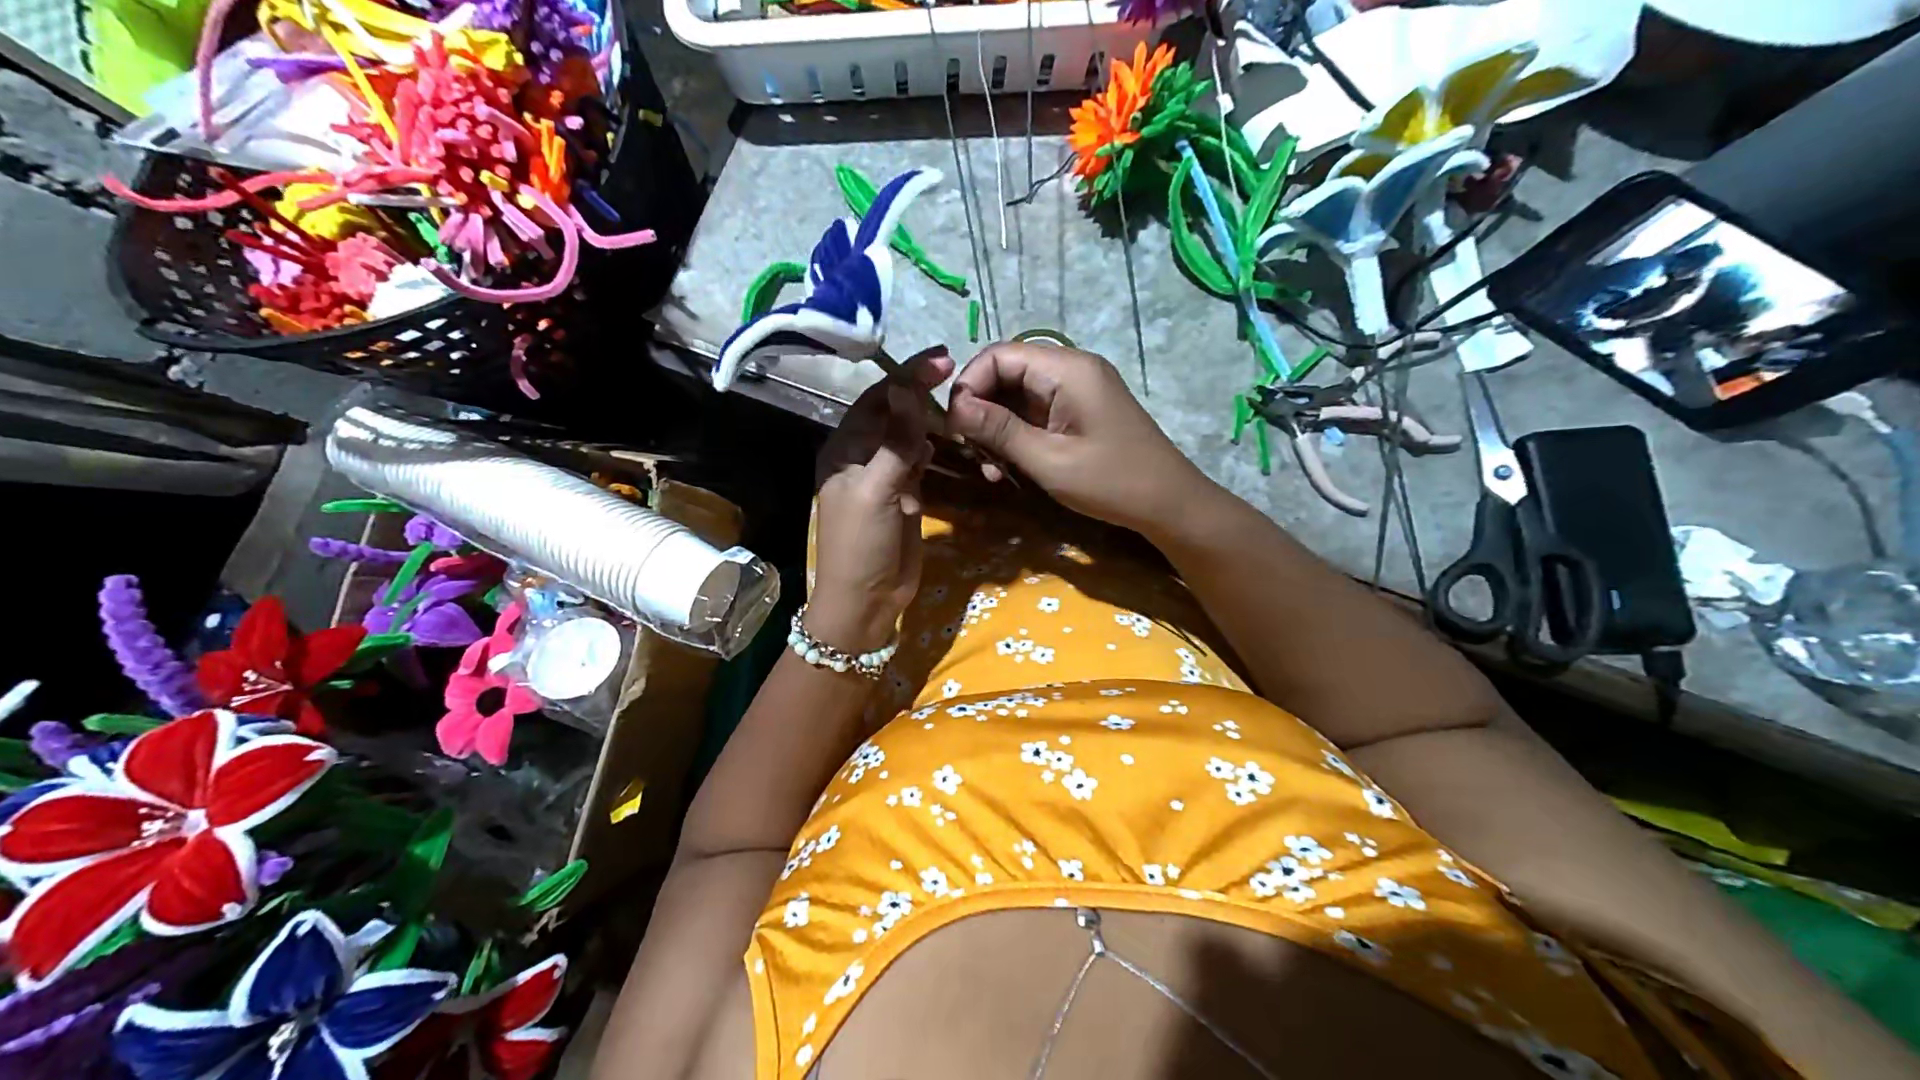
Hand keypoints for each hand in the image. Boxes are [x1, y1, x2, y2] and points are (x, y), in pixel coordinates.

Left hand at [808, 348, 953, 652]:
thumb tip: (908, 389)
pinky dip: (930, 450)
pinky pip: (916, 462)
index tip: (943, 359)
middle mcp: (860, 456)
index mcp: (844, 449)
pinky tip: (944, 443)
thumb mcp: (877, 490)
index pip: (877, 400)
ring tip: (955, 404)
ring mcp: (882, 476)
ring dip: (927, 420)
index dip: (908, 378)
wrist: (867, 601)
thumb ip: (896, 441)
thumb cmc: (862, 545)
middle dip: (919, 393)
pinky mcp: (901, 495)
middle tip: (955, 374)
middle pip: (892, 413)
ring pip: (906, 436)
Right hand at [948, 342, 1213, 535]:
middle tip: (969, 452)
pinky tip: (1007, 469)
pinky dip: (1016, 437)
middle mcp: (1070, 369)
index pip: (998, 356)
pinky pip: (1034, 413)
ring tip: (990, 469)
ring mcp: (1076, 390)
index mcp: (1066, 369)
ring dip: (996, 429)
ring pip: (1016, 396)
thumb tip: (954, 408)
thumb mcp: (1048, 460)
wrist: (1168, 503)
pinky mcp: (1078, 411)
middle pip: (1005, 374)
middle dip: (980, 411)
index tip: (954, 428)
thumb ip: (999, 430)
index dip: (968, 386)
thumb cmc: (1111, 481)